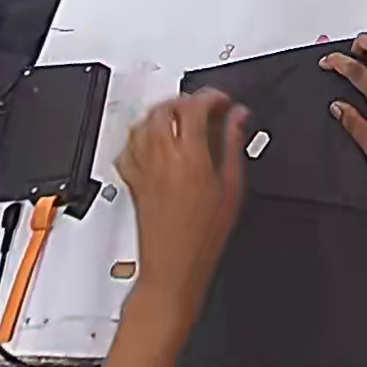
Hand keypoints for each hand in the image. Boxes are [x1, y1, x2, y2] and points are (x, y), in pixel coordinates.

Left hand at [114, 89, 247, 316]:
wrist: (174, 269)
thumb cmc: (204, 236)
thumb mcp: (232, 187)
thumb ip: (233, 145)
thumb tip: (237, 117)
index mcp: (190, 157)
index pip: (195, 108)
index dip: (211, 97)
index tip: (222, 102)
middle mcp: (163, 158)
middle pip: (165, 109)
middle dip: (185, 100)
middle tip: (202, 106)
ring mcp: (144, 168)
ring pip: (143, 123)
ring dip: (161, 112)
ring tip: (179, 116)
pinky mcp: (132, 181)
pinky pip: (128, 148)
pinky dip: (139, 136)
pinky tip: (152, 139)